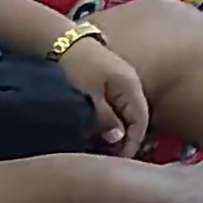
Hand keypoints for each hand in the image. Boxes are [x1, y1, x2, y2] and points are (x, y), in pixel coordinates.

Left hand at [57, 34, 148, 157]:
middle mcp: (128, 86)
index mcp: (130, 87)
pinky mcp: (104, 85)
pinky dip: (107, 124)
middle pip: (134, 119)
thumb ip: (105, 118)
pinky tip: (96, 134)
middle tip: (112, 160)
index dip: (133, 142)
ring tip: (103, 151)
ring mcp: (117, 85)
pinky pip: (112, 109)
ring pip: (122, 115)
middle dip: (125, 141)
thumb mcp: (91, 96)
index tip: (122, 160)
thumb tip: (118, 139)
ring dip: (115, 133)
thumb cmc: (77, 67)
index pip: (140, 120)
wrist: (62, 43)